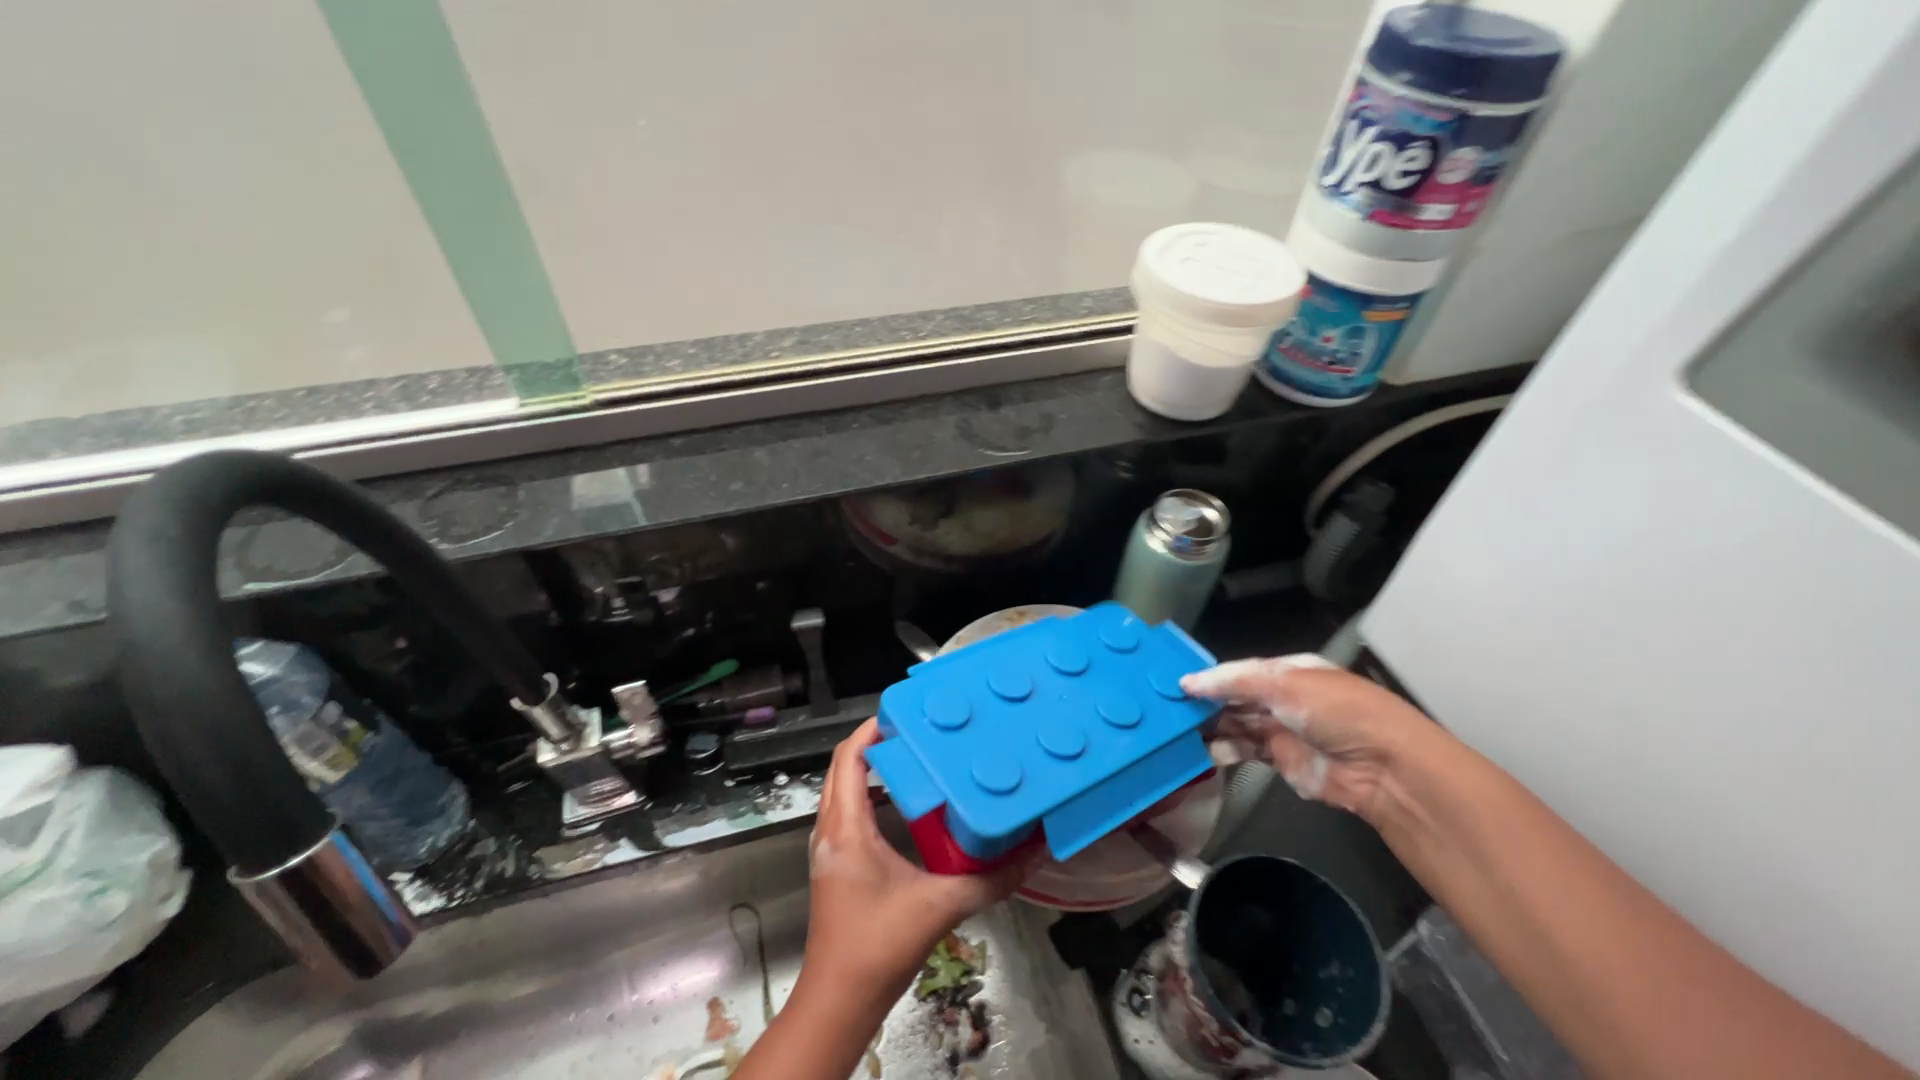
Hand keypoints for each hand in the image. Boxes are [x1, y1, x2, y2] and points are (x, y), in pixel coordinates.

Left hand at [801, 719, 1031, 1000]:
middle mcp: (832, 830)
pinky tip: (912, 807)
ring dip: (875, 770)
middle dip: (879, 744)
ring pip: (846, 791)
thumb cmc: (880, 945)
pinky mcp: (839, 866)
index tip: (911, 712)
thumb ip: (991, 880)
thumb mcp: (942, 906)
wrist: (841, 998)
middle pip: (845, 768)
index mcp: (847, 827)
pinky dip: (874, 797)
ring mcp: (831, 849)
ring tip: (921, 759)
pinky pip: (850, 814)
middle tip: (923, 731)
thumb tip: (1035, 852)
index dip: (874, 728)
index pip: (849, 757)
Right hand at [1183, 655, 1439, 825]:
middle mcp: (1282, 699)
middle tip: (1166, 711)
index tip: (1173, 685)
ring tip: (1174, 732)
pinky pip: (1244, 753)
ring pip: (1235, 726)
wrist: (1381, 766)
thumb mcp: (1284, 684)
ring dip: (1208, 728)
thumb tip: (1187, 682)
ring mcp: (1281, 731)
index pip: (1238, 672)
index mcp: (1287, 672)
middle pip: (1234, 699)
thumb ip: (1233, 682)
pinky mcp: (1280, 762)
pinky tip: (1196, 752)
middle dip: (1204, 704)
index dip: (1208, 678)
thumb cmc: (1335, 712)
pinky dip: (1221, 751)